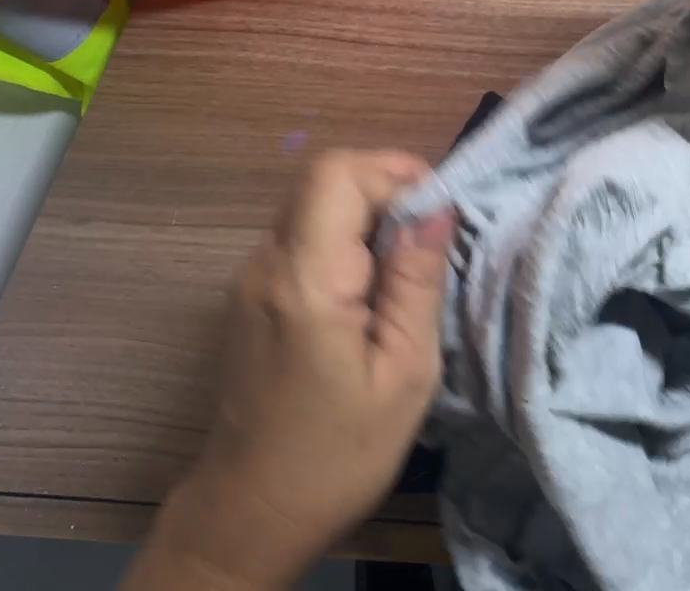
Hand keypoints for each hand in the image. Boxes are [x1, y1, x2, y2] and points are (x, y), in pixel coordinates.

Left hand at [123, 150, 452, 590]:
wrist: (250, 516)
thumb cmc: (340, 452)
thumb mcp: (406, 371)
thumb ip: (417, 281)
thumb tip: (436, 209)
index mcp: (305, 283)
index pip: (337, 176)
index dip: (395, 172)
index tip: (439, 210)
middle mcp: (265, 268)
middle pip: (324, 180)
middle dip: (388, 186)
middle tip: (436, 231)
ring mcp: (252, 281)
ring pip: (315, 203)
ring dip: (371, 210)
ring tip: (414, 259)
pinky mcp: (253, 296)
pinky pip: (306, 234)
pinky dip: (350, 234)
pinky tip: (378, 283)